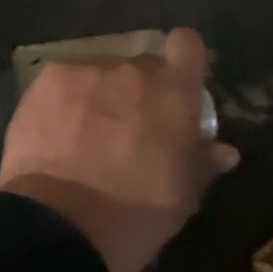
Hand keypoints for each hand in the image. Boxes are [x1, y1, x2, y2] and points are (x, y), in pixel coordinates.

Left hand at [0, 28, 241, 271]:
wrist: (59, 226)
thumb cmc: (133, 216)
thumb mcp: (181, 198)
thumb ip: (202, 162)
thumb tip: (224, 150)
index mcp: (174, 94)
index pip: (187, 45)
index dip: (183, 60)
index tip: (176, 84)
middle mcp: (132, 70)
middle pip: (140, 65)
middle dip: (137, 90)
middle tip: (128, 125)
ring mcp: (87, 70)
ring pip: (99, 73)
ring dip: (99, 95)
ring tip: (86, 133)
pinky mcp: (48, 78)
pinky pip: (64, 81)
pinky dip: (64, 100)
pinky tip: (56, 131)